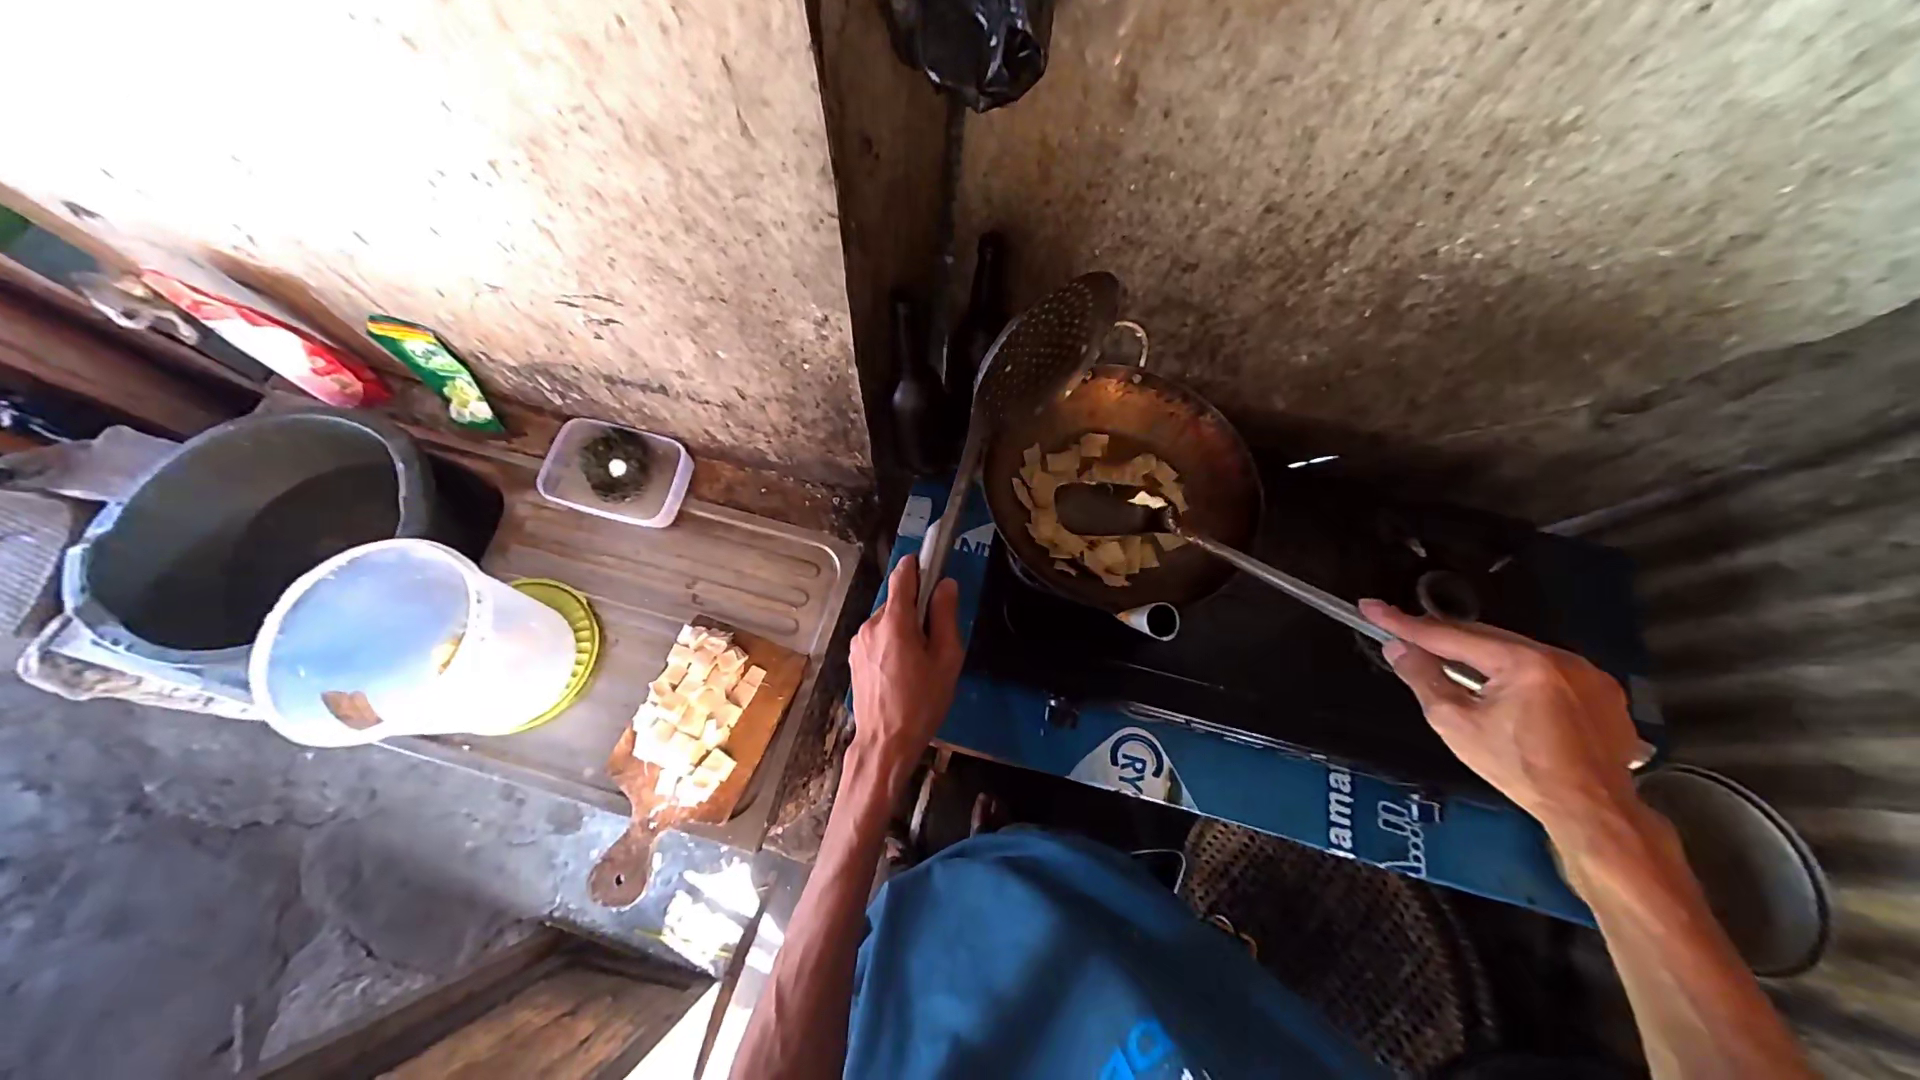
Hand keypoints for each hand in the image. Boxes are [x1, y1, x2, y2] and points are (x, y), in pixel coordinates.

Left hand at [848, 558, 964, 784]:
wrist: (885, 743)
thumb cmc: (922, 702)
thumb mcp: (946, 659)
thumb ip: (945, 616)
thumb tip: (945, 584)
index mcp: (895, 621)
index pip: (903, 575)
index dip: (918, 564)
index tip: (932, 563)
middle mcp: (871, 624)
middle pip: (897, 600)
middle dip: (916, 608)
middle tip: (936, 635)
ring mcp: (858, 641)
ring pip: (887, 619)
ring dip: (903, 627)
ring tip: (920, 659)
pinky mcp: (853, 656)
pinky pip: (877, 636)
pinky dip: (891, 641)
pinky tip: (902, 669)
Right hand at [1360, 599, 1645, 840]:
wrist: (1593, 811)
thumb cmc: (1519, 769)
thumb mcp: (1455, 723)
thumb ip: (1422, 678)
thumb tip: (1398, 648)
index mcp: (1522, 662)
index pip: (1448, 635)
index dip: (1402, 622)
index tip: (1371, 608)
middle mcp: (1559, 657)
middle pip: (1483, 636)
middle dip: (1441, 637)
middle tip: (1403, 636)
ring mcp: (1587, 672)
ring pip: (1514, 649)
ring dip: (1478, 654)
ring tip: (1448, 665)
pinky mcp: (1602, 690)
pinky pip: (1544, 667)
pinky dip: (1513, 670)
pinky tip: (1500, 689)